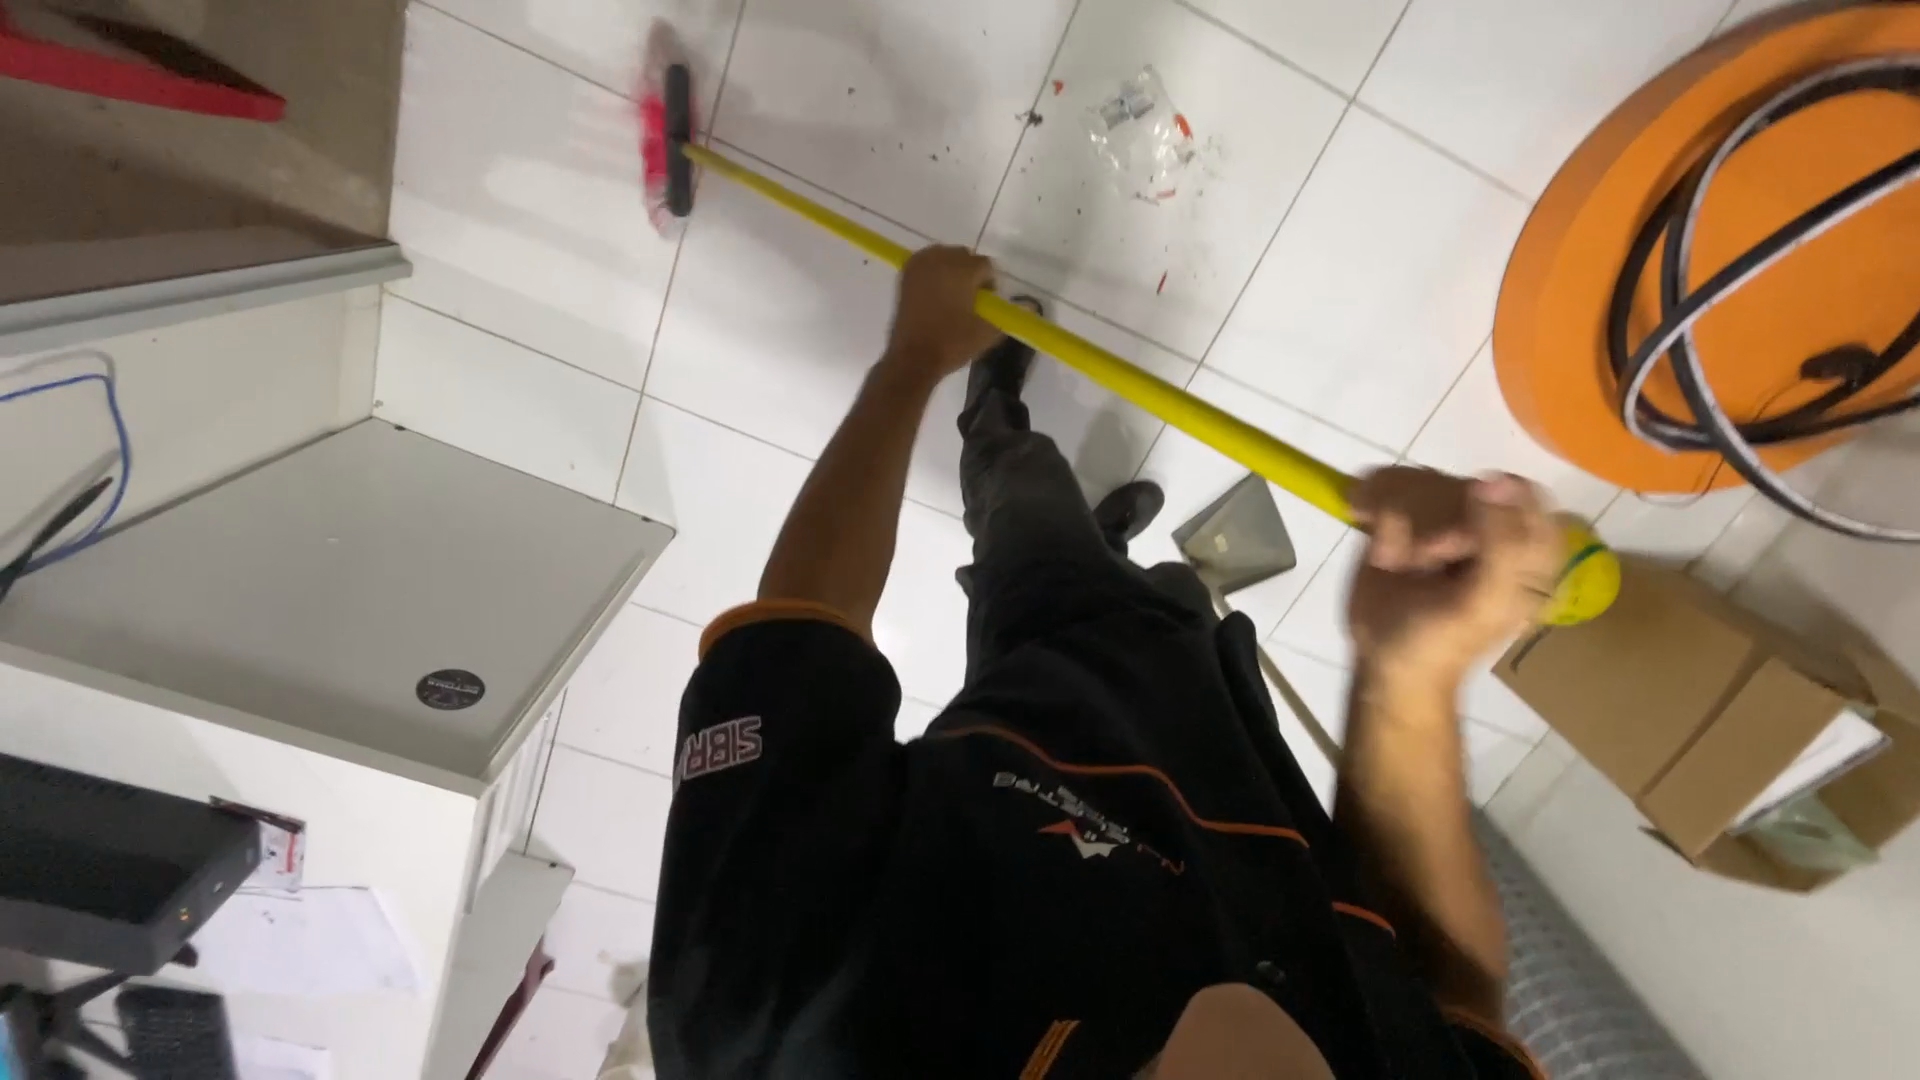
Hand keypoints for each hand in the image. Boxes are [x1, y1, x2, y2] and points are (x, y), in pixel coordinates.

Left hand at [882, 245, 999, 379]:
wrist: (913, 357)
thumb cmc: (952, 344)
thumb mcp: (986, 332)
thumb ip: (1008, 315)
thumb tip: (1029, 307)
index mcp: (962, 269)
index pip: (985, 265)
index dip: (989, 284)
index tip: (985, 304)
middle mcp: (940, 258)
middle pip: (965, 256)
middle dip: (970, 274)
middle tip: (969, 300)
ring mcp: (920, 264)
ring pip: (944, 257)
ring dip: (952, 271)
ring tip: (952, 298)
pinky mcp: (906, 274)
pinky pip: (926, 263)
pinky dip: (934, 273)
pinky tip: (935, 294)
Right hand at [1345, 467, 1560, 686]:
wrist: (1383, 660)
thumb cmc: (1437, 642)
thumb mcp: (1481, 604)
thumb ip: (1502, 546)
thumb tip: (1490, 480)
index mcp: (1528, 547)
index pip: (1515, 493)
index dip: (1479, 512)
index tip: (1448, 549)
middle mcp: (1490, 525)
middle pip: (1459, 485)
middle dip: (1427, 522)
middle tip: (1414, 563)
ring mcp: (1442, 518)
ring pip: (1420, 480)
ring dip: (1393, 515)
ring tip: (1387, 556)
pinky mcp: (1403, 517)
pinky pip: (1387, 483)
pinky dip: (1369, 498)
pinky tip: (1360, 517)